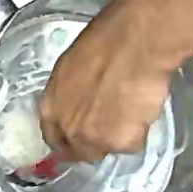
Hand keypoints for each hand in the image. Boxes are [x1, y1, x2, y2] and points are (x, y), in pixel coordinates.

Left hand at [39, 0, 172, 160]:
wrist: (135, 43)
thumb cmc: (106, 41)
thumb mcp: (72, 66)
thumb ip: (70, 93)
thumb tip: (78, 100)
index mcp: (50, 106)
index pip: (53, 137)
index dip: (67, 139)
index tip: (78, 137)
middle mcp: (67, 127)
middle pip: (79, 150)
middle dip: (94, 141)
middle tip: (112, 124)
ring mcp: (92, 138)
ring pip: (107, 148)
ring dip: (118, 136)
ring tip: (131, 108)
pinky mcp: (120, 143)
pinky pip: (132, 144)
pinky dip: (140, 130)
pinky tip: (142, 106)